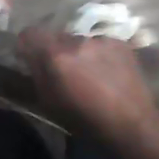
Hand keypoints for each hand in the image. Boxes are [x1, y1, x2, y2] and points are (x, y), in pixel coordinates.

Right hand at [17, 28, 158, 141]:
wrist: (131, 124)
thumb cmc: (86, 121)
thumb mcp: (49, 103)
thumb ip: (36, 74)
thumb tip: (28, 56)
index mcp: (56, 56)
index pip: (30, 33)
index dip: (27, 45)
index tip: (30, 58)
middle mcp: (78, 40)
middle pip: (56, 36)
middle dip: (55, 50)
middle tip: (63, 71)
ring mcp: (102, 39)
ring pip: (80, 40)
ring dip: (79, 52)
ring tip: (89, 74)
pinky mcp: (121, 43)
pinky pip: (101, 43)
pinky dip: (99, 54)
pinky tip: (108, 72)